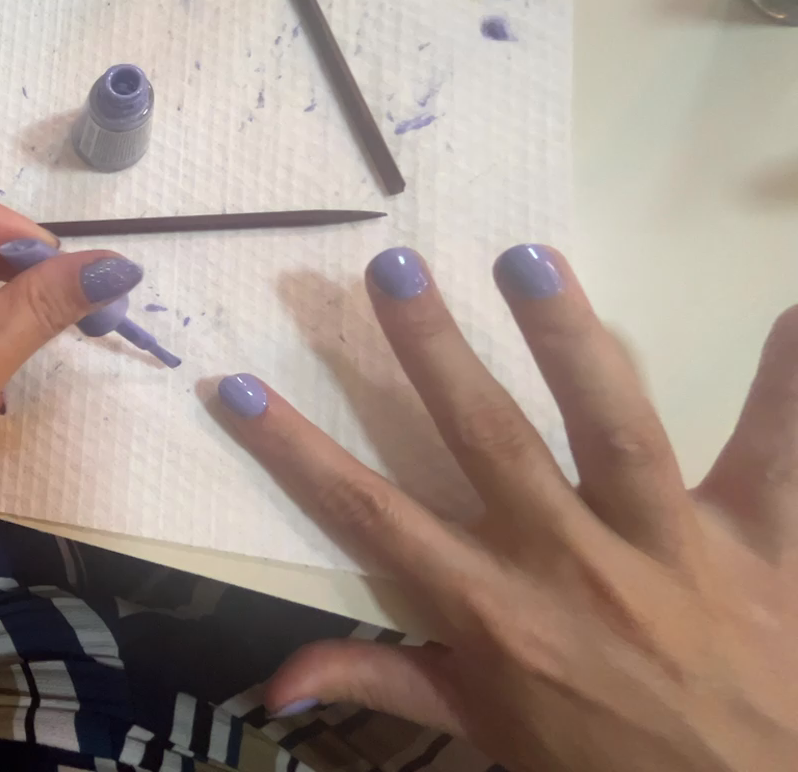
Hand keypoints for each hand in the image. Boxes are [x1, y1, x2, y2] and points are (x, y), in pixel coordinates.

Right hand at [216, 244, 797, 770]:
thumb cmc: (608, 769)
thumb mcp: (480, 731)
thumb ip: (377, 679)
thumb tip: (270, 685)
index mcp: (487, 605)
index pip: (361, 508)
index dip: (290, 446)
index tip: (235, 384)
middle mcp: (568, 561)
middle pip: (486, 437)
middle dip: (433, 350)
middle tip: (393, 267)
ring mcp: (672, 549)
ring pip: (615, 426)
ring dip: (569, 337)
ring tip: (527, 256)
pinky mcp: (774, 550)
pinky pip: (788, 464)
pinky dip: (795, 390)